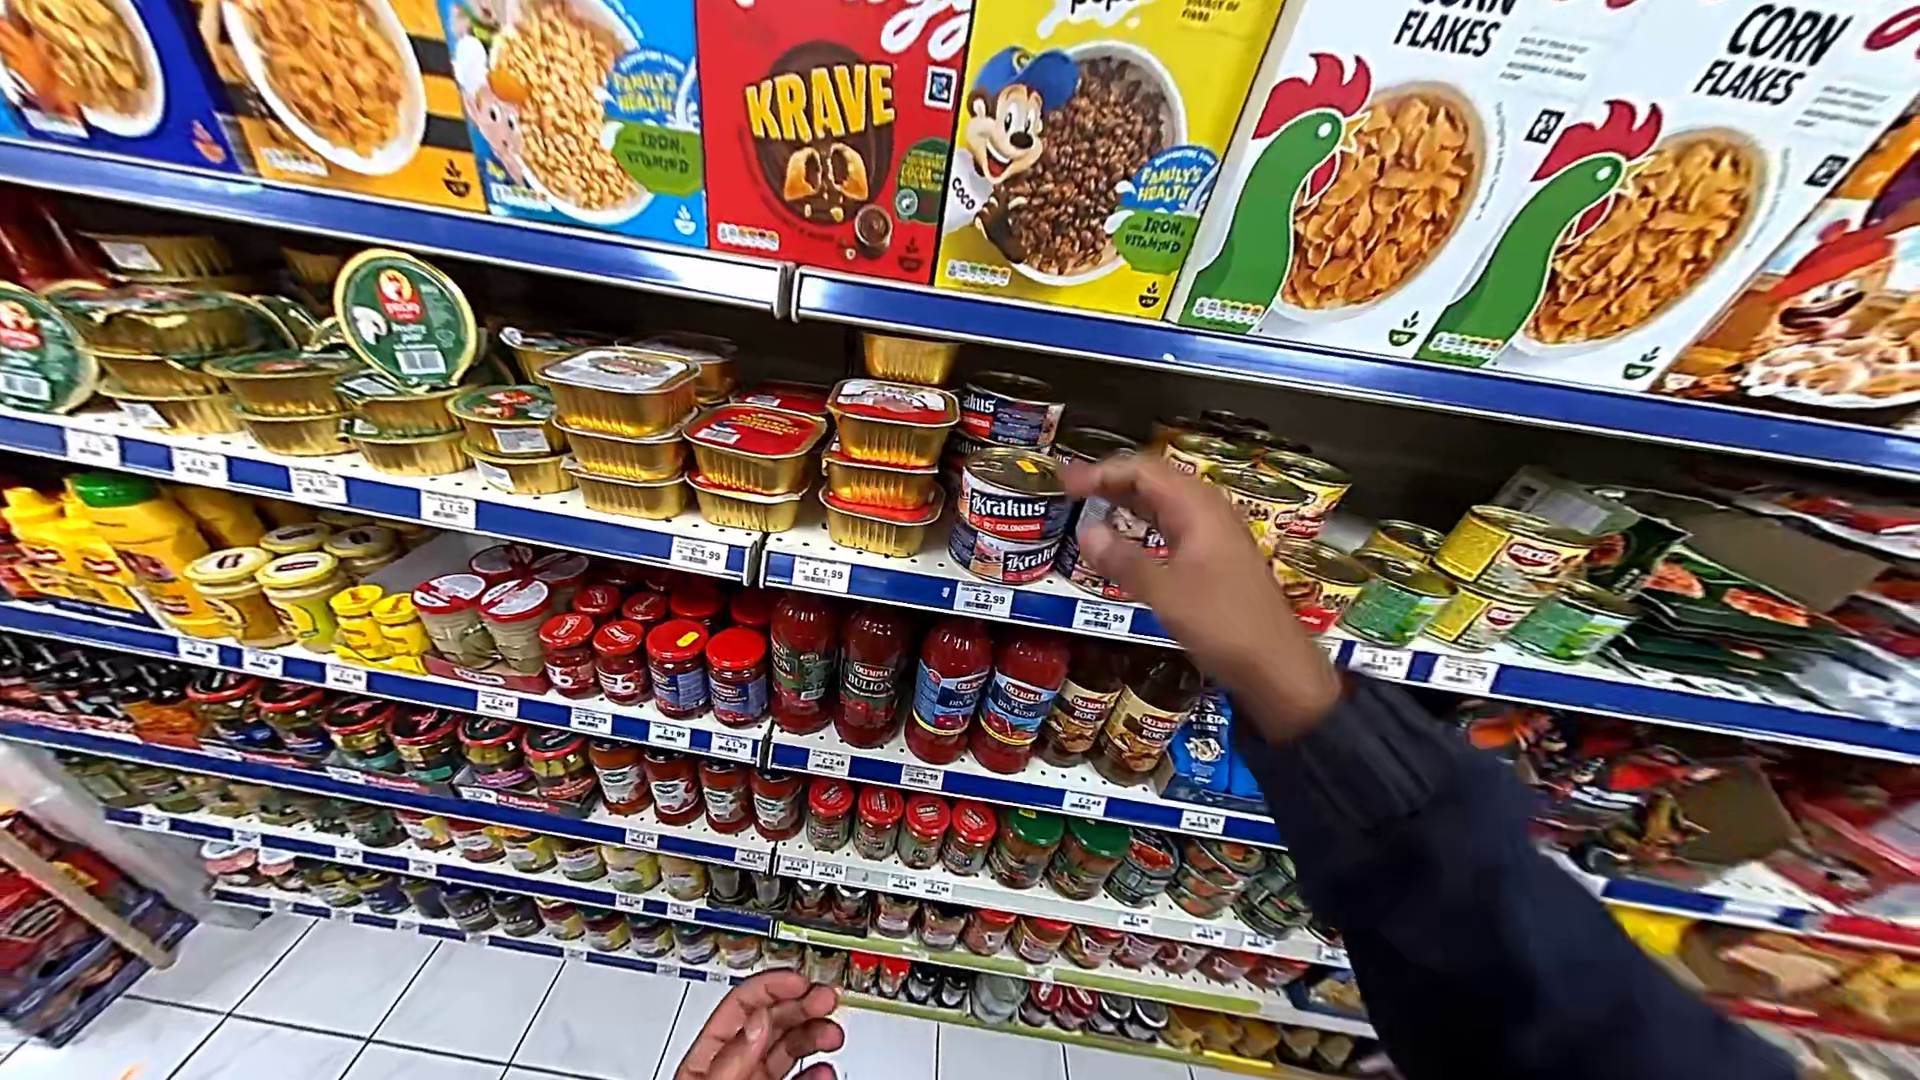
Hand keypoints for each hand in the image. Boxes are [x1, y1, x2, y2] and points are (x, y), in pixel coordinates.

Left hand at [674, 971, 844, 1079]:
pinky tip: (824, 1070)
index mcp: (705, 1061)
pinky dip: (816, 1072)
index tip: (800, 979)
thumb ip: (731, 1058)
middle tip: (827, 997)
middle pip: (774, 1020)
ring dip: (816, 1034)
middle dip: (804, 1004)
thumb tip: (759, 1018)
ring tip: (833, 1034)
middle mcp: (733, 1068)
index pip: (742, 1003)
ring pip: (790, 1048)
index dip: (773, 984)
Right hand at [1064, 456, 1341, 741]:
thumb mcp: (1165, 594)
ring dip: (1127, 500)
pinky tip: (1127, 535)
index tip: (1068, 484)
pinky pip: (1172, 524)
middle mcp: (1208, 512)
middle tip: (1073, 490)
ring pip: (1164, 502)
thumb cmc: (1223, 625)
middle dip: (1111, 481)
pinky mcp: (1214, 554)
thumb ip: (1123, 561)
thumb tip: (1086, 533)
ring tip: (1091, 503)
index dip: (1102, 473)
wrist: (1276, 665)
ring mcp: (1214, 532)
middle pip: (1154, 480)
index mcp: (1198, 509)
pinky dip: (1143, 522)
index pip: (1143, 472)